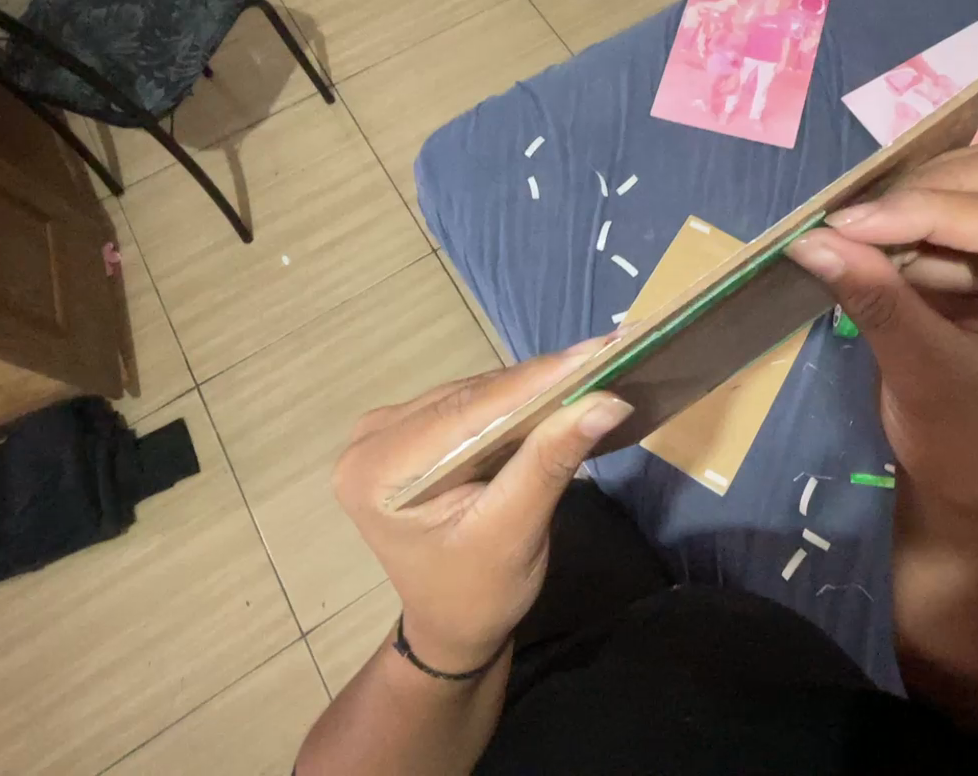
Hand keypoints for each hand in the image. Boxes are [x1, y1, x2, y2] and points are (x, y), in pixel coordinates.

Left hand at [331, 340, 632, 673]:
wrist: (452, 625)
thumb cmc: (479, 592)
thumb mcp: (517, 531)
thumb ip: (552, 460)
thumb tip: (606, 400)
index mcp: (377, 471)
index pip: (468, 411)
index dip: (536, 381)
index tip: (597, 351)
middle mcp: (371, 440)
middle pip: (470, 398)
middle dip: (539, 382)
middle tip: (605, 358)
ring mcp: (385, 431)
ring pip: (474, 394)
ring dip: (530, 387)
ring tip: (589, 370)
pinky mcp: (409, 430)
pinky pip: (470, 402)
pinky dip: (514, 400)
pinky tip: (553, 393)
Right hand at [785, 140, 977, 516]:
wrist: (967, 482)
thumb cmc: (956, 442)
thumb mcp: (916, 371)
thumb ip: (874, 297)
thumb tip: (810, 239)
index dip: (920, 211)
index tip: (841, 222)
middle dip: (925, 193)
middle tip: (856, 226)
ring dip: (918, 202)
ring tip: (870, 243)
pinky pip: (962, 209)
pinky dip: (913, 218)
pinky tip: (882, 247)